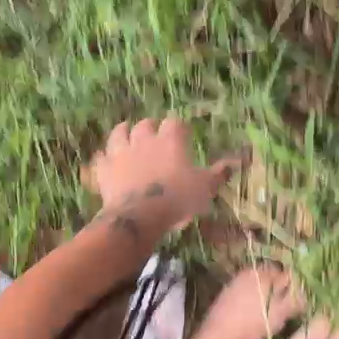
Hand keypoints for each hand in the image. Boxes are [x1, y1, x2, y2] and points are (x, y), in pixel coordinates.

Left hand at [85, 119, 231, 238]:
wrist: (140, 216)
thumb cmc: (178, 199)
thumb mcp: (205, 188)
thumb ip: (218, 173)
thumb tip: (236, 161)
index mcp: (170, 140)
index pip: (175, 123)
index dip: (179, 127)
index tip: (184, 134)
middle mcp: (144, 139)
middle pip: (146, 124)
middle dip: (152, 128)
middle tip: (156, 136)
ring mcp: (121, 152)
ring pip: (120, 133)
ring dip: (124, 132)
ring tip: (127, 134)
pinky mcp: (105, 168)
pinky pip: (102, 156)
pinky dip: (105, 156)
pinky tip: (107, 159)